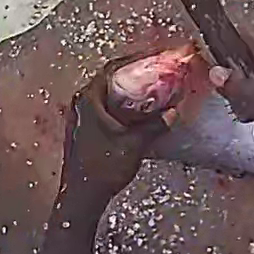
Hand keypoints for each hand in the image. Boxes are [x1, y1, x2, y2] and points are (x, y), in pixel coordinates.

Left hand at [58, 69, 170, 219]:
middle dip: (133, 73)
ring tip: (149, 88)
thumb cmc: (103, 168)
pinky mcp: (83, 128)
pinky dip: (121, 103)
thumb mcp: (134, 144)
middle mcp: (81, 103)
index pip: (112, 67)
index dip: (134, 59)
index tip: (153, 56)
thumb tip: (173, 112)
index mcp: (89, 99)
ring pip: (107, 93)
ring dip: (127, 89)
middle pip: (109, 78)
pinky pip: (104, 106)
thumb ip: (155, 126)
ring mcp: (79, 116)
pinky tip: (136, 111)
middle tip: (155, 71)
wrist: (81, 196)